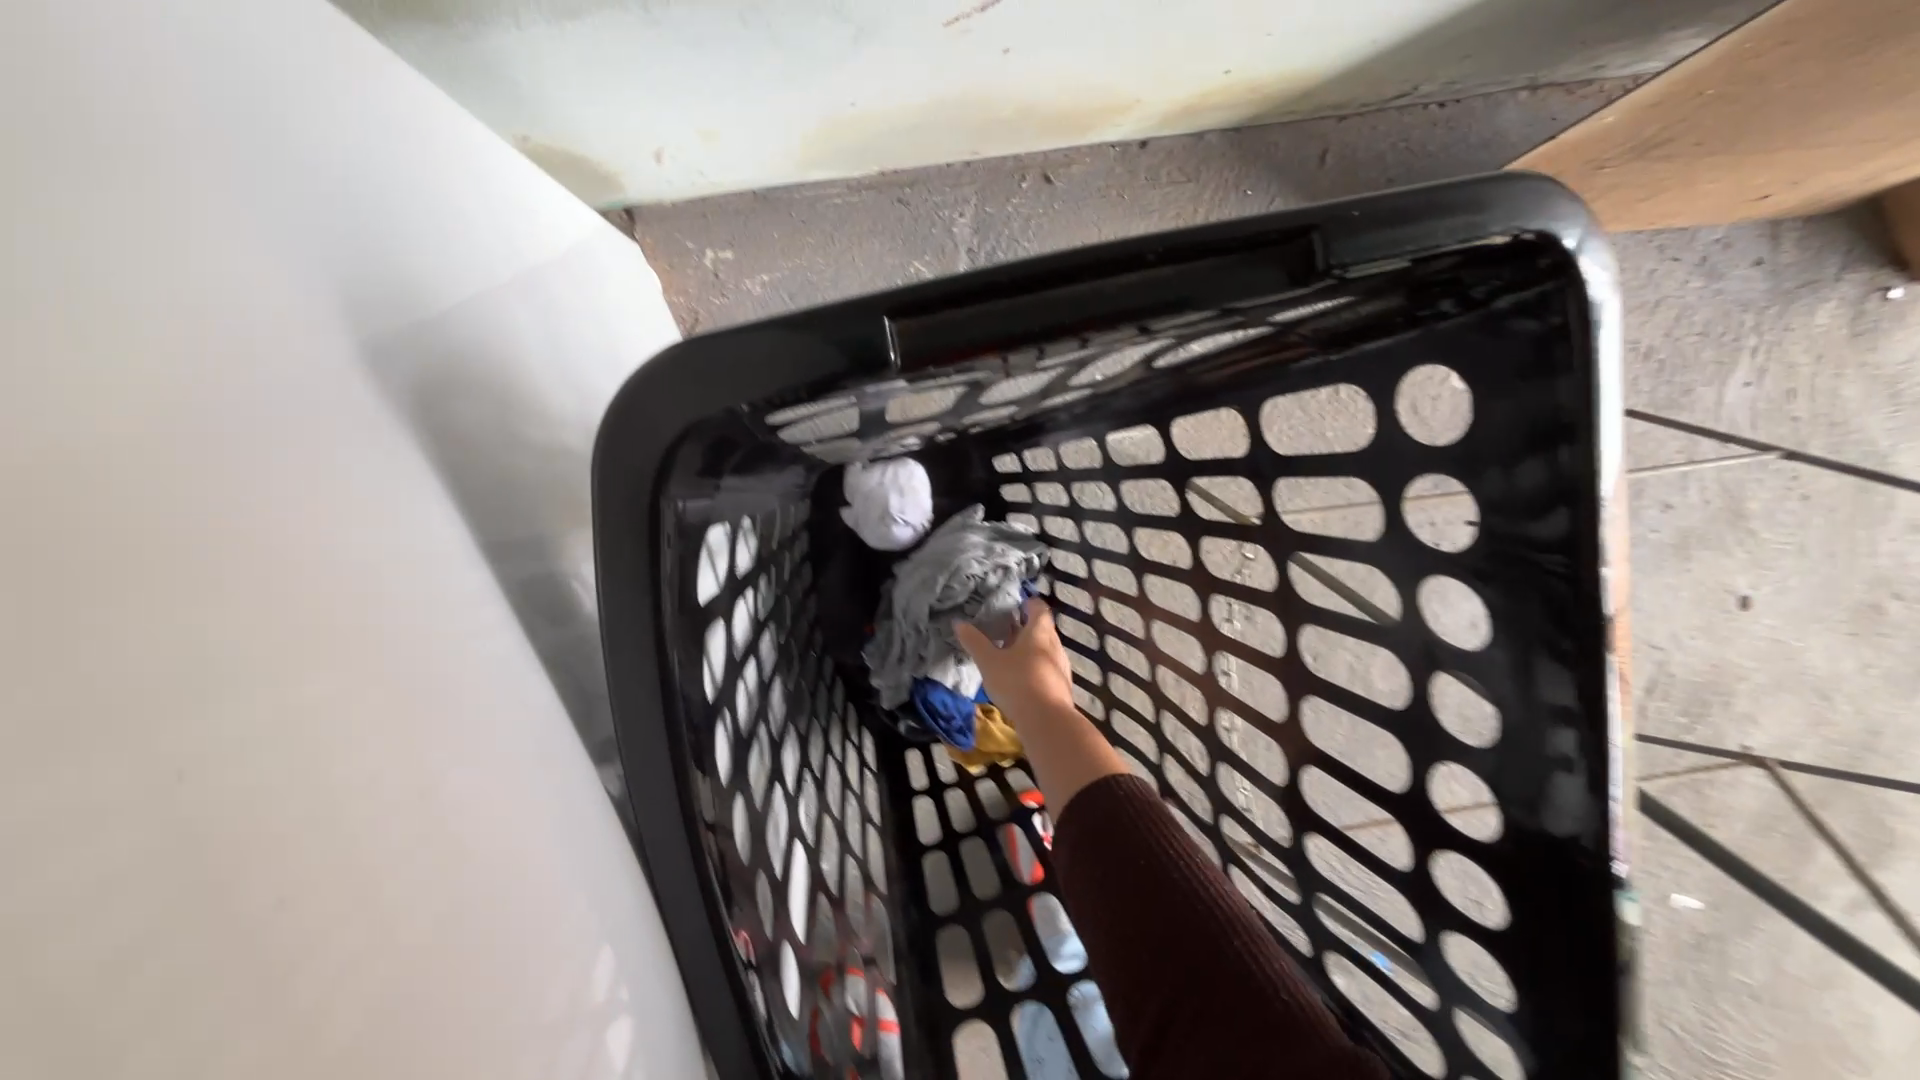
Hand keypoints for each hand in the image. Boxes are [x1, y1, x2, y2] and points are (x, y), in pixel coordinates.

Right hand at [954, 599, 1074, 713]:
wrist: (1047, 720)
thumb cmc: (1017, 682)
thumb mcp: (989, 662)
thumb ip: (975, 642)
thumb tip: (959, 623)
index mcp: (1039, 632)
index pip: (1039, 608)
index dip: (1027, 604)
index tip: (1014, 605)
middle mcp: (1055, 645)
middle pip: (1043, 629)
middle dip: (1026, 628)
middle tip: (1005, 631)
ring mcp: (1061, 667)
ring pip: (1046, 650)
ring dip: (1030, 650)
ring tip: (1010, 656)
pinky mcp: (1062, 687)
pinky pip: (1048, 669)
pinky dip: (1035, 668)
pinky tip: (1021, 680)